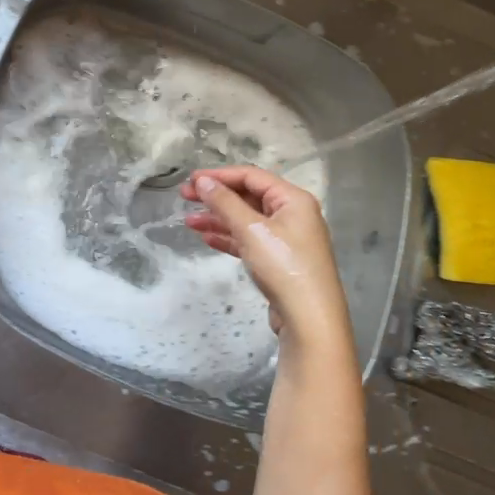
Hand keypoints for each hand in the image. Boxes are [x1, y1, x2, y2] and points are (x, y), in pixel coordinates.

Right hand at [182, 166, 351, 352]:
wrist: (309, 319)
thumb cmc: (283, 266)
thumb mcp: (251, 230)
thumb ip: (224, 202)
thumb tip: (202, 181)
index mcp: (293, 200)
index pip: (251, 176)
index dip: (219, 175)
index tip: (190, 180)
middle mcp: (292, 214)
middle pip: (248, 196)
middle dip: (216, 197)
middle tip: (184, 197)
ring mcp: (286, 239)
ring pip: (246, 219)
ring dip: (218, 218)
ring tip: (189, 222)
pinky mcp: (279, 260)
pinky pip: (250, 239)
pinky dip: (229, 237)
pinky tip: (207, 239)